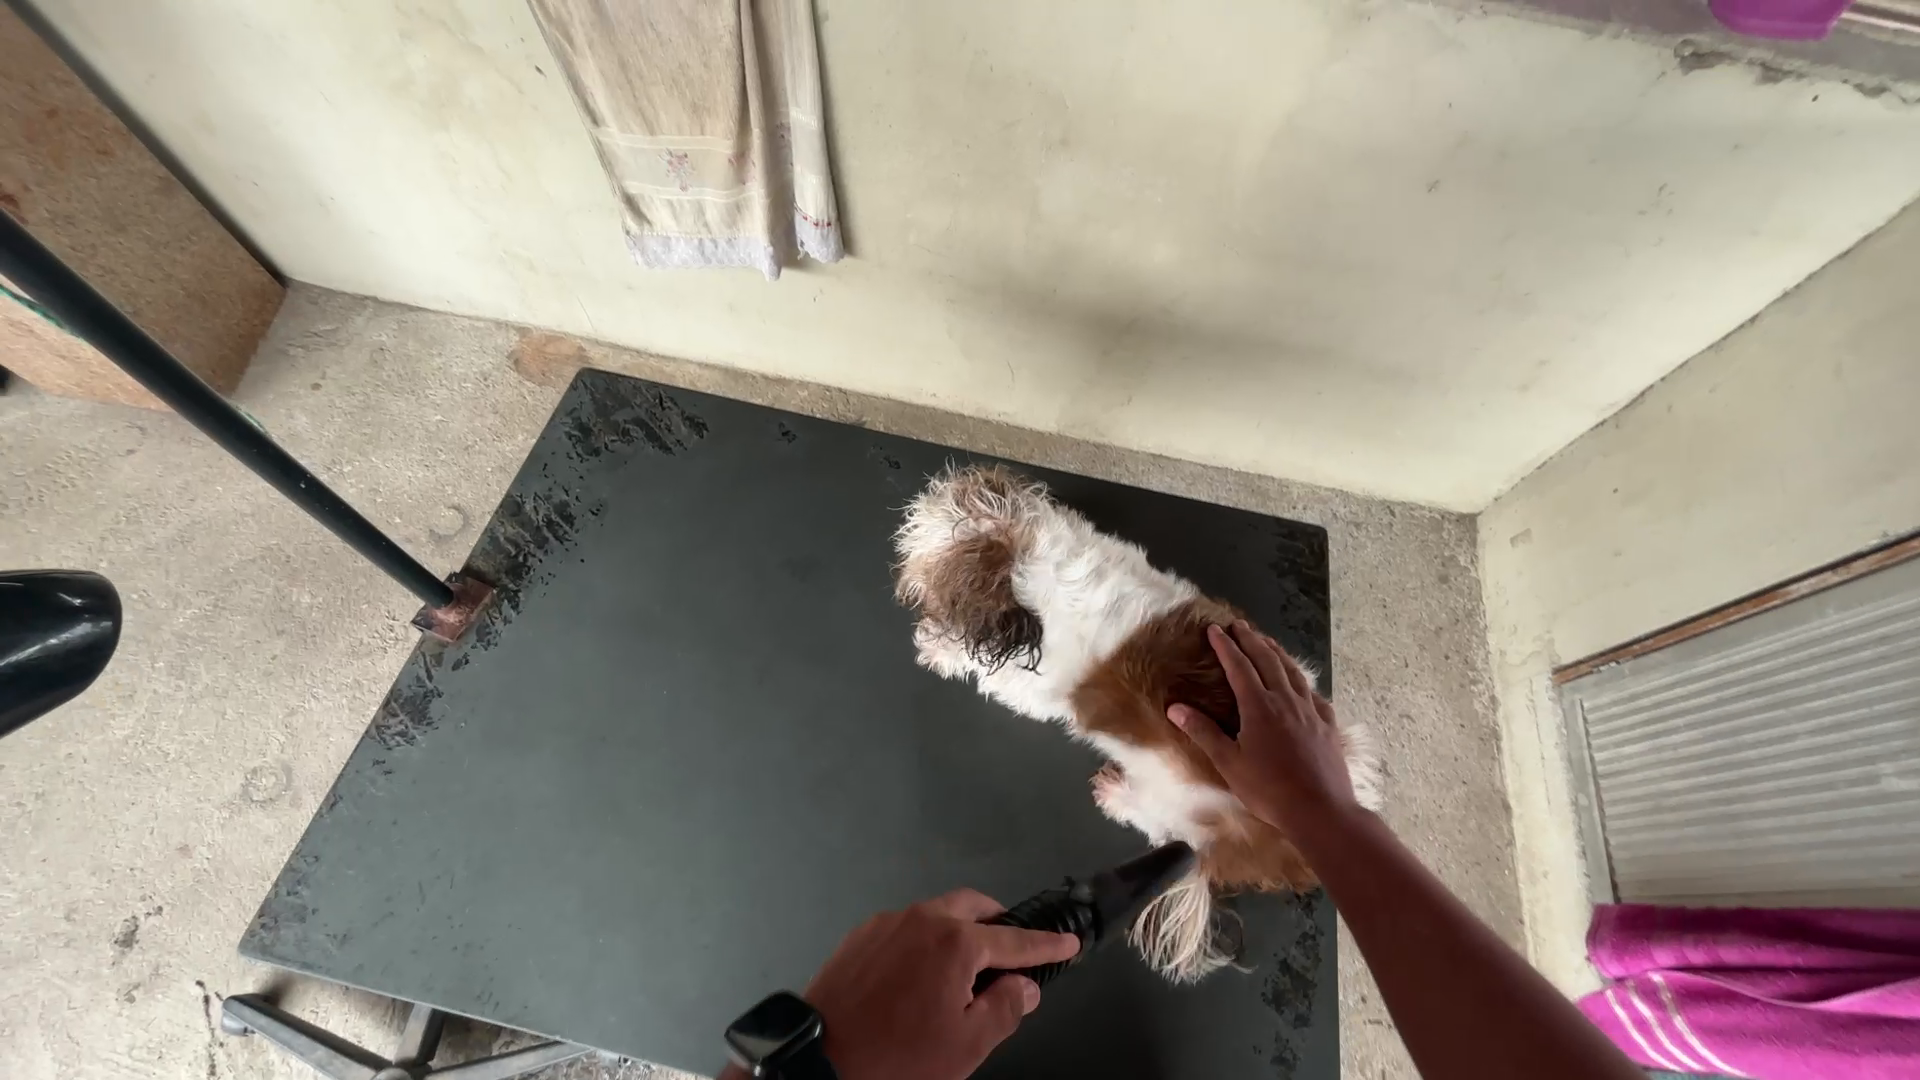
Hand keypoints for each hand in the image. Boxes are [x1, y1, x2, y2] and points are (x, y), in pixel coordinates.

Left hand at [801, 889, 1079, 1079]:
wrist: (820, 1058)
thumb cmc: (900, 1056)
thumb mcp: (965, 1047)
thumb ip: (1003, 1009)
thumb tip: (1024, 985)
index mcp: (956, 942)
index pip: (1014, 940)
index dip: (1046, 944)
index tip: (1069, 942)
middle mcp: (925, 917)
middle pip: (974, 906)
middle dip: (998, 922)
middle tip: (1010, 950)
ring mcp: (891, 920)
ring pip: (939, 910)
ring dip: (961, 928)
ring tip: (965, 966)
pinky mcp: (865, 931)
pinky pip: (908, 924)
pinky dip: (927, 937)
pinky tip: (921, 971)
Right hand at [1168, 621, 1360, 833]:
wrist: (1322, 812)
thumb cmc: (1269, 789)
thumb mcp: (1229, 763)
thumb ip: (1203, 732)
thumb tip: (1174, 708)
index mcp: (1259, 706)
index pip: (1238, 667)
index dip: (1225, 646)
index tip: (1214, 629)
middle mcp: (1286, 700)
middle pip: (1267, 660)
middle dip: (1251, 640)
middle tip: (1238, 625)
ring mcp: (1311, 711)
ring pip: (1292, 672)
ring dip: (1276, 652)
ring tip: (1266, 641)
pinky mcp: (1328, 725)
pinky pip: (1312, 692)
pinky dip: (1300, 679)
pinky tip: (1300, 682)